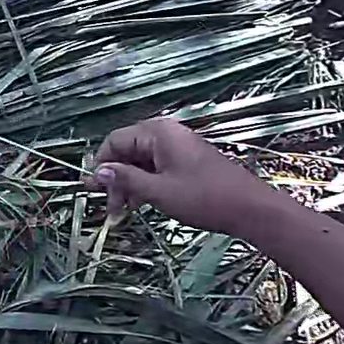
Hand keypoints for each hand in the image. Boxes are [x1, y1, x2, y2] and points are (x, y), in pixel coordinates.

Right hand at [85, 118, 277, 234]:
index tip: (94, 191)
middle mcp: (165, 133)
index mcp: (157, 132)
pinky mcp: (185, 160)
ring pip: (140, 161)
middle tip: (110, 207)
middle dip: (115, 178)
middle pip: (126, 150)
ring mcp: (177, 146)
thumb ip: (126, 179)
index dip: (101, 165)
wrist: (250, 208)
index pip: (115, 141)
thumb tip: (98, 172)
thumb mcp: (159, 191)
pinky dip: (145, 182)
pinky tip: (141, 202)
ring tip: (124, 210)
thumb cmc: (204, 198)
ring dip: (129, 183)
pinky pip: (155, 166)